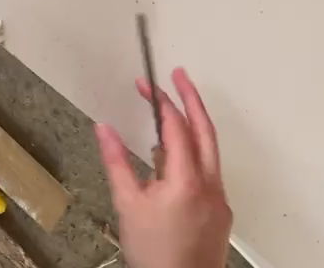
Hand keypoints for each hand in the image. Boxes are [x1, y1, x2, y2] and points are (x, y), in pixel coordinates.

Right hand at [95, 69, 231, 267]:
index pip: (176, 127)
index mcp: (187, 180)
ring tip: (168, 111)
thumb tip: (103, 127)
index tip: (144, 83)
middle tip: (180, 74)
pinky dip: (193, 152)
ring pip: (210, 151)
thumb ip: (117, 161)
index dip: (160, 100)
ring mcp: (220, 201)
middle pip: (206, 131)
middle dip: (192, 99)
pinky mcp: (220, 214)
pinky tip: (171, 158)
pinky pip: (209, 171)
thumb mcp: (127, 204)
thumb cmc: (152, 252)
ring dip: (193, 125)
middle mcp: (211, 186)